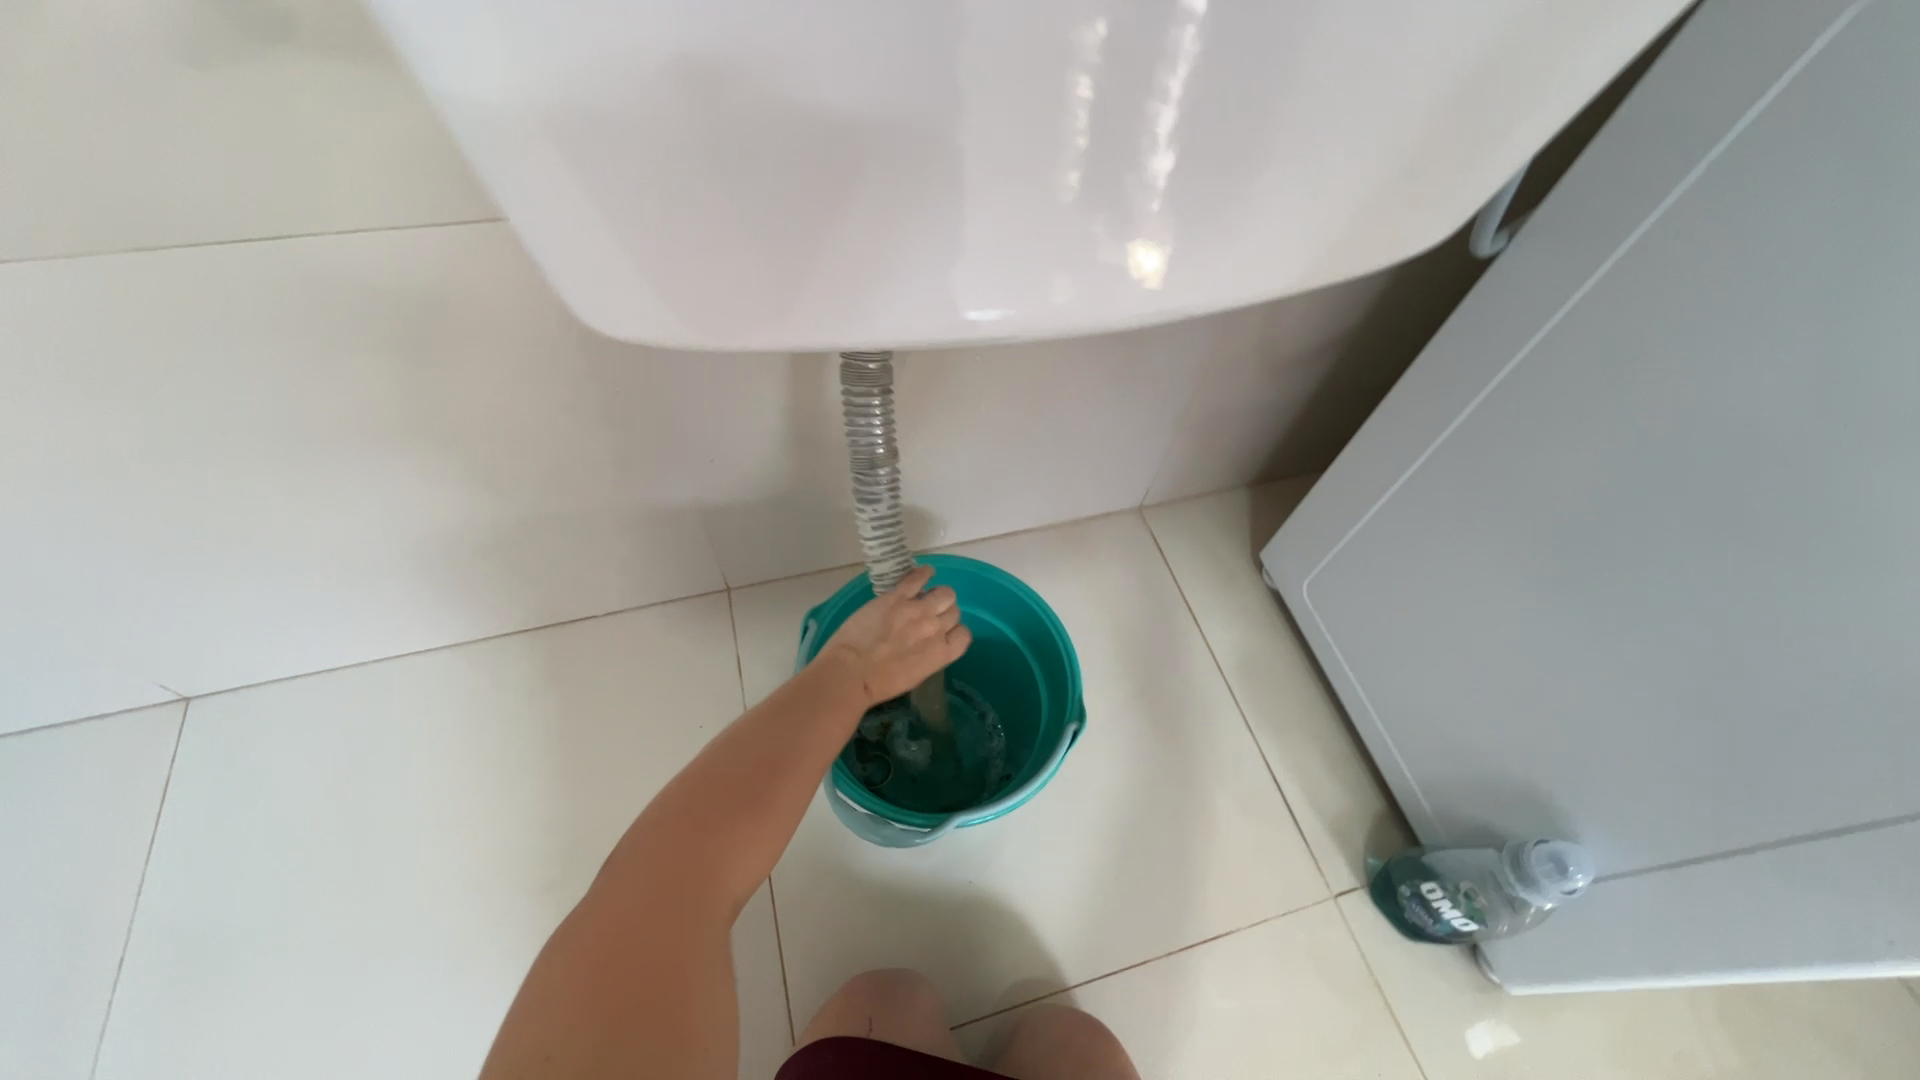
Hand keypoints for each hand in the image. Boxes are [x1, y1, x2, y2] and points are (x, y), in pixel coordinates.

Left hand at [815, 565, 970, 707]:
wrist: (851, 672)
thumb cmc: (879, 684)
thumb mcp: (915, 676)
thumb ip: (929, 656)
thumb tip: (928, 644)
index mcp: (942, 653)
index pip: (964, 634)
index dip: (954, 631)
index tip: (943, 632)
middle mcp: (936, 629)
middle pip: (954, 612)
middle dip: (944, 613)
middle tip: (928, 617)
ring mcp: (918, 609)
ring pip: (944, 593)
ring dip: (938, 595)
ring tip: (926, 597)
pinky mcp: (897, 597)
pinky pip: (918, 578)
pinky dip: (924, 573)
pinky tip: (925, 572)